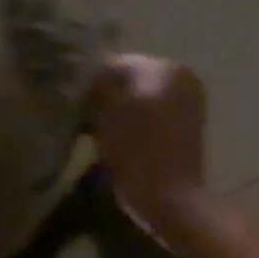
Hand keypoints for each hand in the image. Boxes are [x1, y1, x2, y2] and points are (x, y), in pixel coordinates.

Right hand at [88, 53, 209, 221]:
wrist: (169, 194)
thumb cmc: (137, 146)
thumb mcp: (107, 108)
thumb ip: (97, 84)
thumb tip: (87, 75)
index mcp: (167, 68)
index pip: (117, 63)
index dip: (90, 80)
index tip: (69, 100)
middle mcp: (184, 79)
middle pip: (130, 81)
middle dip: (105, 96)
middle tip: (78, 116)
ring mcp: (189, 104)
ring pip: (139, 100)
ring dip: (117, 112)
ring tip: (93, 132)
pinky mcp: (186, 129)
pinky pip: (150, 118)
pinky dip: (132, 126)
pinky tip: (114, 142)